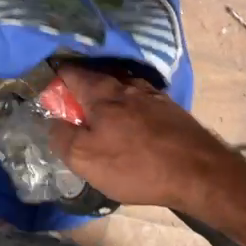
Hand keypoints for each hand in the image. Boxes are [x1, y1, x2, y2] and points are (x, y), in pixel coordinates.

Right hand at [48, 66, 245, 211]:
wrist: (200, 173)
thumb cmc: (136, 165)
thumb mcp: (85, 158)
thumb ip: (62, 137)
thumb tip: (54, 122)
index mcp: (103, 91)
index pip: (70, 72)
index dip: (54, 79)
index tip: (45, 92)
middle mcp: (128, 85)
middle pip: (97, 78)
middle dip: (81, 88)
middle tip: (70, 108)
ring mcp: (153, 95)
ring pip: (121, 89)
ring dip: (107, 99)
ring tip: (99, 118)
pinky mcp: (172, 111)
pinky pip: (140, 103)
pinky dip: (129, 110)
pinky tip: (130, 126)